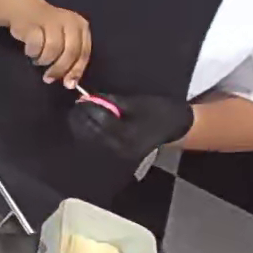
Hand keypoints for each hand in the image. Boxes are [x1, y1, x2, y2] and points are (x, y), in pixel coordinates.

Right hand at [7, 0, 90, 85]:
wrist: (26, 11)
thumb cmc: (46, 30)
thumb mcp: (64, 40)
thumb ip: (69, 58)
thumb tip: (70, 83)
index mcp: (81, 26)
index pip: (84, 52)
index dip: (76, 70)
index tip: (68, 84)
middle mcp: (70, 22)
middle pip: (70, 52)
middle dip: (59, 69)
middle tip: (48, 78)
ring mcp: (52, 21)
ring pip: (52, 50)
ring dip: (43, 60)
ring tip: (38, 59)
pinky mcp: (34, 24)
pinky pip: (36, 45)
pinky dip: (32, 52)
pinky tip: (30, 52)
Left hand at [67, 91, 194, 165]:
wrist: (176, 128)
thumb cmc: (160, 111)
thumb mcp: (138, 102)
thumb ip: (112, 102)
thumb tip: (89, 98)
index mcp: (128, 133)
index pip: (100, 120)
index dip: (89, 109)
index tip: (80, 99)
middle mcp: (119, 146)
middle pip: (91, 131)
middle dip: (81, 117)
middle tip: (77, 105)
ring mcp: (116, 152)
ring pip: (90, 138)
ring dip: (82, 124)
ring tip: (79, 112)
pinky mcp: (115, 154)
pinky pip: (95, 142)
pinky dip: (88, 131)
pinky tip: (85, 121)